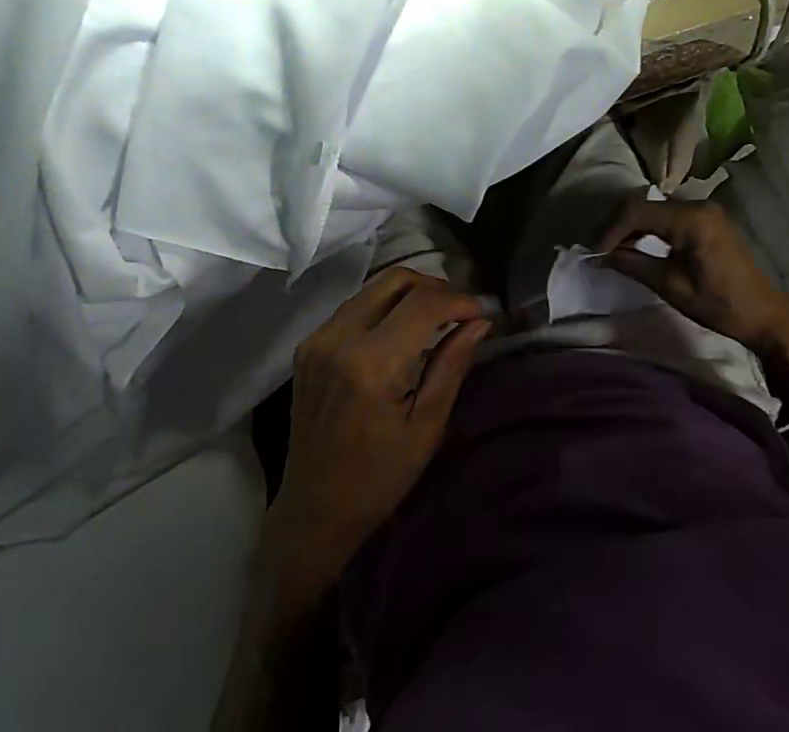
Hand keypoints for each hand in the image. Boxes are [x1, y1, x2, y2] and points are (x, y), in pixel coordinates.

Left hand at [266, 267, 490, 579]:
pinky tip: (401, 331)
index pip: (422, 304)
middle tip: (459, 312)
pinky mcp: (307, 346)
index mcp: (370, 363)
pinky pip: (352, 308)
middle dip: (434, 286)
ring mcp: (317, 339)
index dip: (458, 300)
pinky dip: (382, 308)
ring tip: (436, 318)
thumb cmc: (379, 478)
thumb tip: (479, 322)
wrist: (314, 507)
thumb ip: (452, 365)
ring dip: (408, 294)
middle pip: (394, 280)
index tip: (481, 313)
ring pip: (371, 288)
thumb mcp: (427, 426)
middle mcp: (337, 339)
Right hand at [596, 198, 788, 349]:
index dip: (609, 230)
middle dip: (614, 227)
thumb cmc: (720, 305)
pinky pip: (665, 215)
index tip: (593, 253)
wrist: (765, 315)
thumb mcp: (670, 286)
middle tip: (597, 251)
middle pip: (641, 205)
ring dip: (627, 227)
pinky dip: (644, 228)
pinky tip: (633, 246)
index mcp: (692, 220)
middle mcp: (697, 206)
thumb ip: (632, 264)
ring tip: (610, 251)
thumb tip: (600, 256)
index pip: (636, 212)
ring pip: (651, 209)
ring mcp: (703, 210)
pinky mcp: (705, 219)